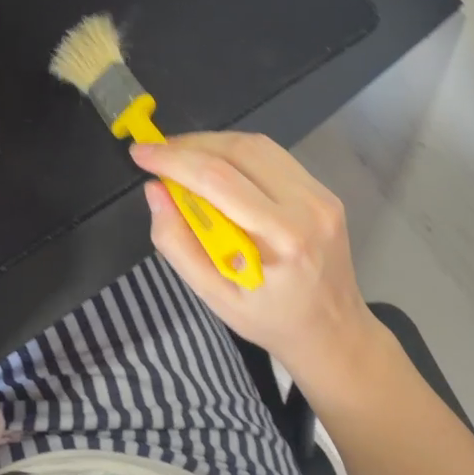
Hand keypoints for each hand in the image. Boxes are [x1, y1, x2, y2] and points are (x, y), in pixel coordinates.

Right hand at [131, 134, 389, 400]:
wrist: (333, 331)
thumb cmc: (268, 320)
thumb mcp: (213, 296)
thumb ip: (177, 243)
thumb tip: (154, 191)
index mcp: (283, 238)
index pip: (219, 180)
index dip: (174, 160)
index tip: (140, 153)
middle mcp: (308, 206)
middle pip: (239, 151)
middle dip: (189, 145)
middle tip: (155, 154)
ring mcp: (321, 194)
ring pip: (256, 146)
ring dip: (210, 144)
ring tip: (178, 157)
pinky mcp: (323, 190)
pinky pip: (271, 157)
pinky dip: (234, 153)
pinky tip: (212, 167)